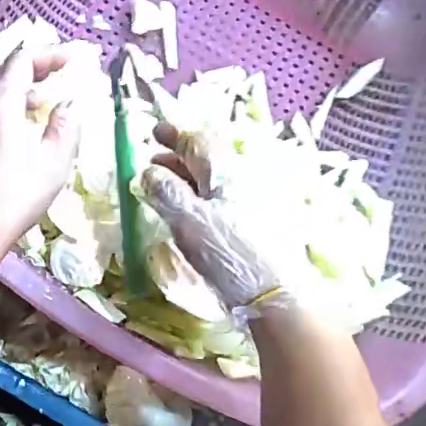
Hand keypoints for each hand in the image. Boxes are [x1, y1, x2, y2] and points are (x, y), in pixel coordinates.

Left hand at [0, 45, 78, 270]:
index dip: (48, 54)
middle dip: (21, 60)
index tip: (72, 60)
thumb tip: (68, 104)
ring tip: (36, 103)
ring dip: (7, 82)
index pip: (21, 59)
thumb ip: (65, 127)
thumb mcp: (54, 164)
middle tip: (48, 73)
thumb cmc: (16, 199)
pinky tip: (14, 128)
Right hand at [142, 123, 284, 312]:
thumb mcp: (187, 221)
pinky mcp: (260, 222)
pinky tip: (193, 211)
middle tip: (155, 162)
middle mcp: (244, 178)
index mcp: (226, 172)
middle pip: (209, 159)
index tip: (155, 131)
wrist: (276, 294)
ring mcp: (256, 200)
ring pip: (216, 179)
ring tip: (168, 186)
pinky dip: (203, 196)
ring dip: (189, 178)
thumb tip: (149, 171)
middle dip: (179, 157)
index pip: (198, 142)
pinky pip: (224, 196)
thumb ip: (165, 192)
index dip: (175, 135)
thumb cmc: (228, 253)